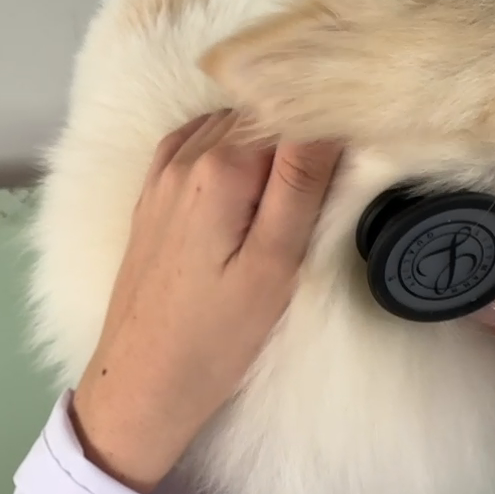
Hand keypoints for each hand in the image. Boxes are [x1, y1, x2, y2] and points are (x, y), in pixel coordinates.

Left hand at [72, 112, 343, 493]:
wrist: (141, 377)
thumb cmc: (215, 335)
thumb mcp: (274, 265)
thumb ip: (299, 186)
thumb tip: (326, 120)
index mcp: (218, 168)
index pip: (286, 116)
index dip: (323, 126)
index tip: (353, 151)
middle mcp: (182, 159)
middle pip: (253, 117)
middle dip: (293, 131)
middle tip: (328, 172)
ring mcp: (160, 177)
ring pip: (221, 128)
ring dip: (259, 138)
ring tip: (291, 178)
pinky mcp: (150, 199)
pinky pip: (188, 147)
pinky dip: (221, 146)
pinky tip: (242, 172)